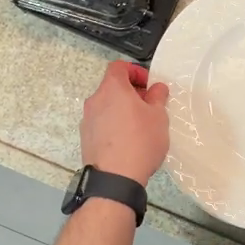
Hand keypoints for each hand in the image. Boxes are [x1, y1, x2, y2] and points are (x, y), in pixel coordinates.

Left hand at [82, 61, 170, 183]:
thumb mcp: (158, 116)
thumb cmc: (140, 141)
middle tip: (149, 106)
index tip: (149, 85)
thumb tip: (157, 88)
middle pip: (112, 87)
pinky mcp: (86, 138)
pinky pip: (102, 124)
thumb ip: (158, 97)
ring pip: (107, 106)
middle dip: (131, 93)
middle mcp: (95, 100)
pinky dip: (114, 125)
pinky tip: (128, 141)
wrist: (115, 178)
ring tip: (140, 126)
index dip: (135, 71)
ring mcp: (87, 120)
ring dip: (122, 110)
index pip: (119, 66)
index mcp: (112, 88)